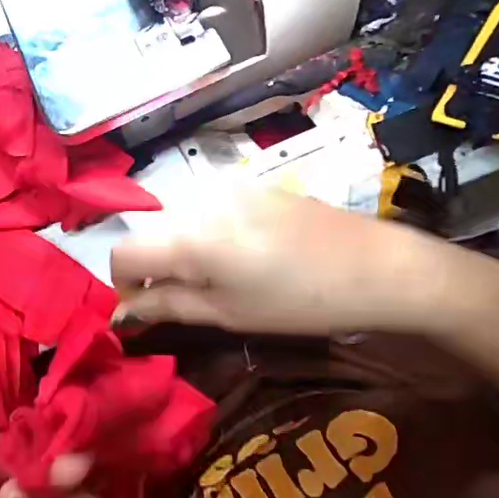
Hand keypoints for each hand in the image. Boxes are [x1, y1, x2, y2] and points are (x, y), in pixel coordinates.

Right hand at [110, 188, 466, 336]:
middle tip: (186, 298)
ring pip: (174, 220)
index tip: (145, 308)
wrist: (379, 267)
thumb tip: (119, 313)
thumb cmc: (298, 302)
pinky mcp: (247, 184)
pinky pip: (203, 208)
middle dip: (152, 267)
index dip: (123, 285)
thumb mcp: (226, 313)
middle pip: (147, 234)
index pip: (122, 254)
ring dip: (177, 249)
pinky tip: (241, 253)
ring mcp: (224, 186)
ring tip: (218, 276)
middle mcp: (198, 200)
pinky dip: (202, 233)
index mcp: (189, 236)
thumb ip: (165, 306)